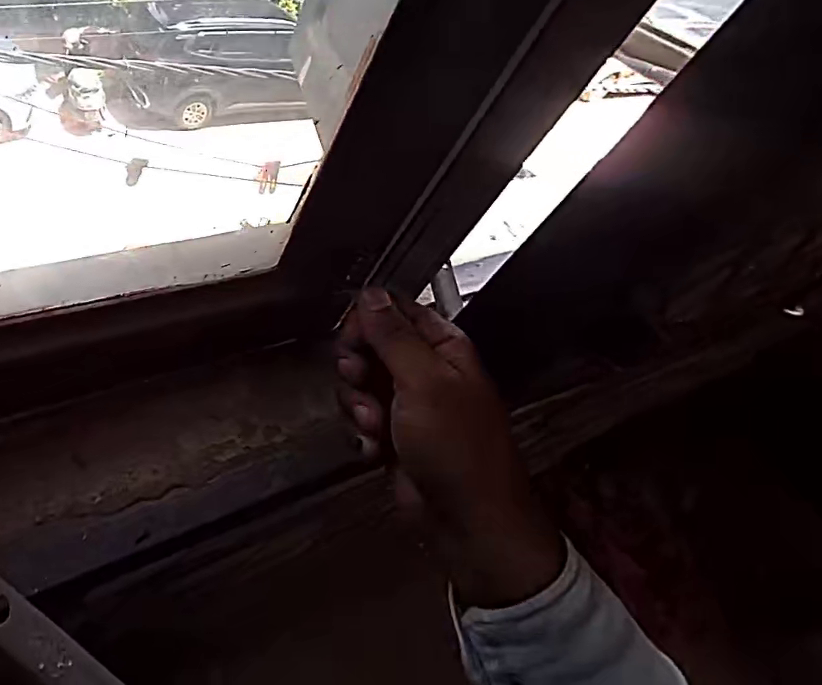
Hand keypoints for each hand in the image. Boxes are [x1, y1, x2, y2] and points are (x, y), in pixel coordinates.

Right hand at [335, 288, 565, 607]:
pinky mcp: (392, 431)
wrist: (467, 525)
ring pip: (358, 380)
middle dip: (357, 366)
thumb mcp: (423, 382)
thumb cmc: (461, 452)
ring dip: (358, 403)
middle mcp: (424, 369)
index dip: (367, 320)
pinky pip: (359, 414)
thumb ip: (393, 335)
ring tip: (376, 425)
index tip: (354, 340)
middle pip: (369, 344)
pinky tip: (376, 446)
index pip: (393, 309)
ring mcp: (407, 401)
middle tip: (362, 382)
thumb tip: (372, 294)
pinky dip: (361, 430)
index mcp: (442, 346)